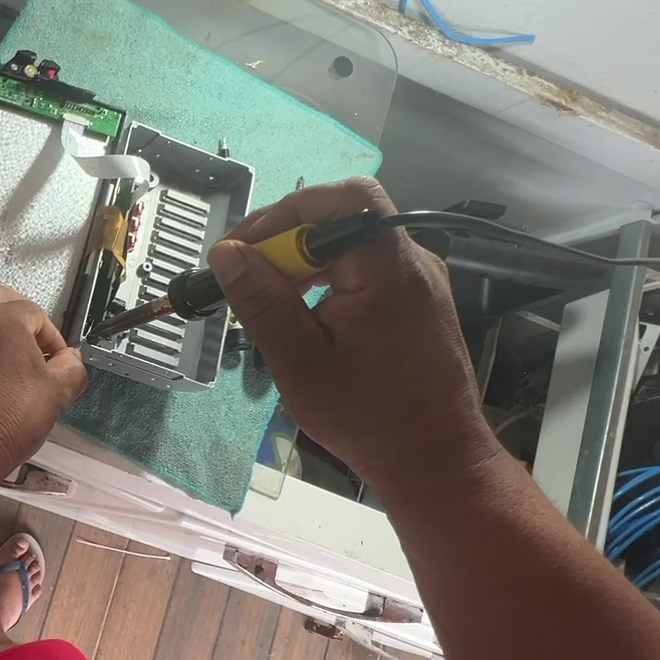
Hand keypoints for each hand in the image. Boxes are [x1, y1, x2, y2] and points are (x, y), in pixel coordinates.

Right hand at [209, 179, 501, 491]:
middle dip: (283, 238)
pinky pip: (361, 268)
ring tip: (264, 297)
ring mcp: (417, 282)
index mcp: (388, 272)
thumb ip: (262, 301)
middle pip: (342, 218)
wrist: (433, 459)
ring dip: (299, 260)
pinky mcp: (414, 301)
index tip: (244, 247)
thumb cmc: (366, 416)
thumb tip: (227, 253)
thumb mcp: (298, 361)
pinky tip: (300, 313)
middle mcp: (411, 264)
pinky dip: (322, 278)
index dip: (285, 211)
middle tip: (242, 274)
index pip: (343, 200)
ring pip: (348, 243)